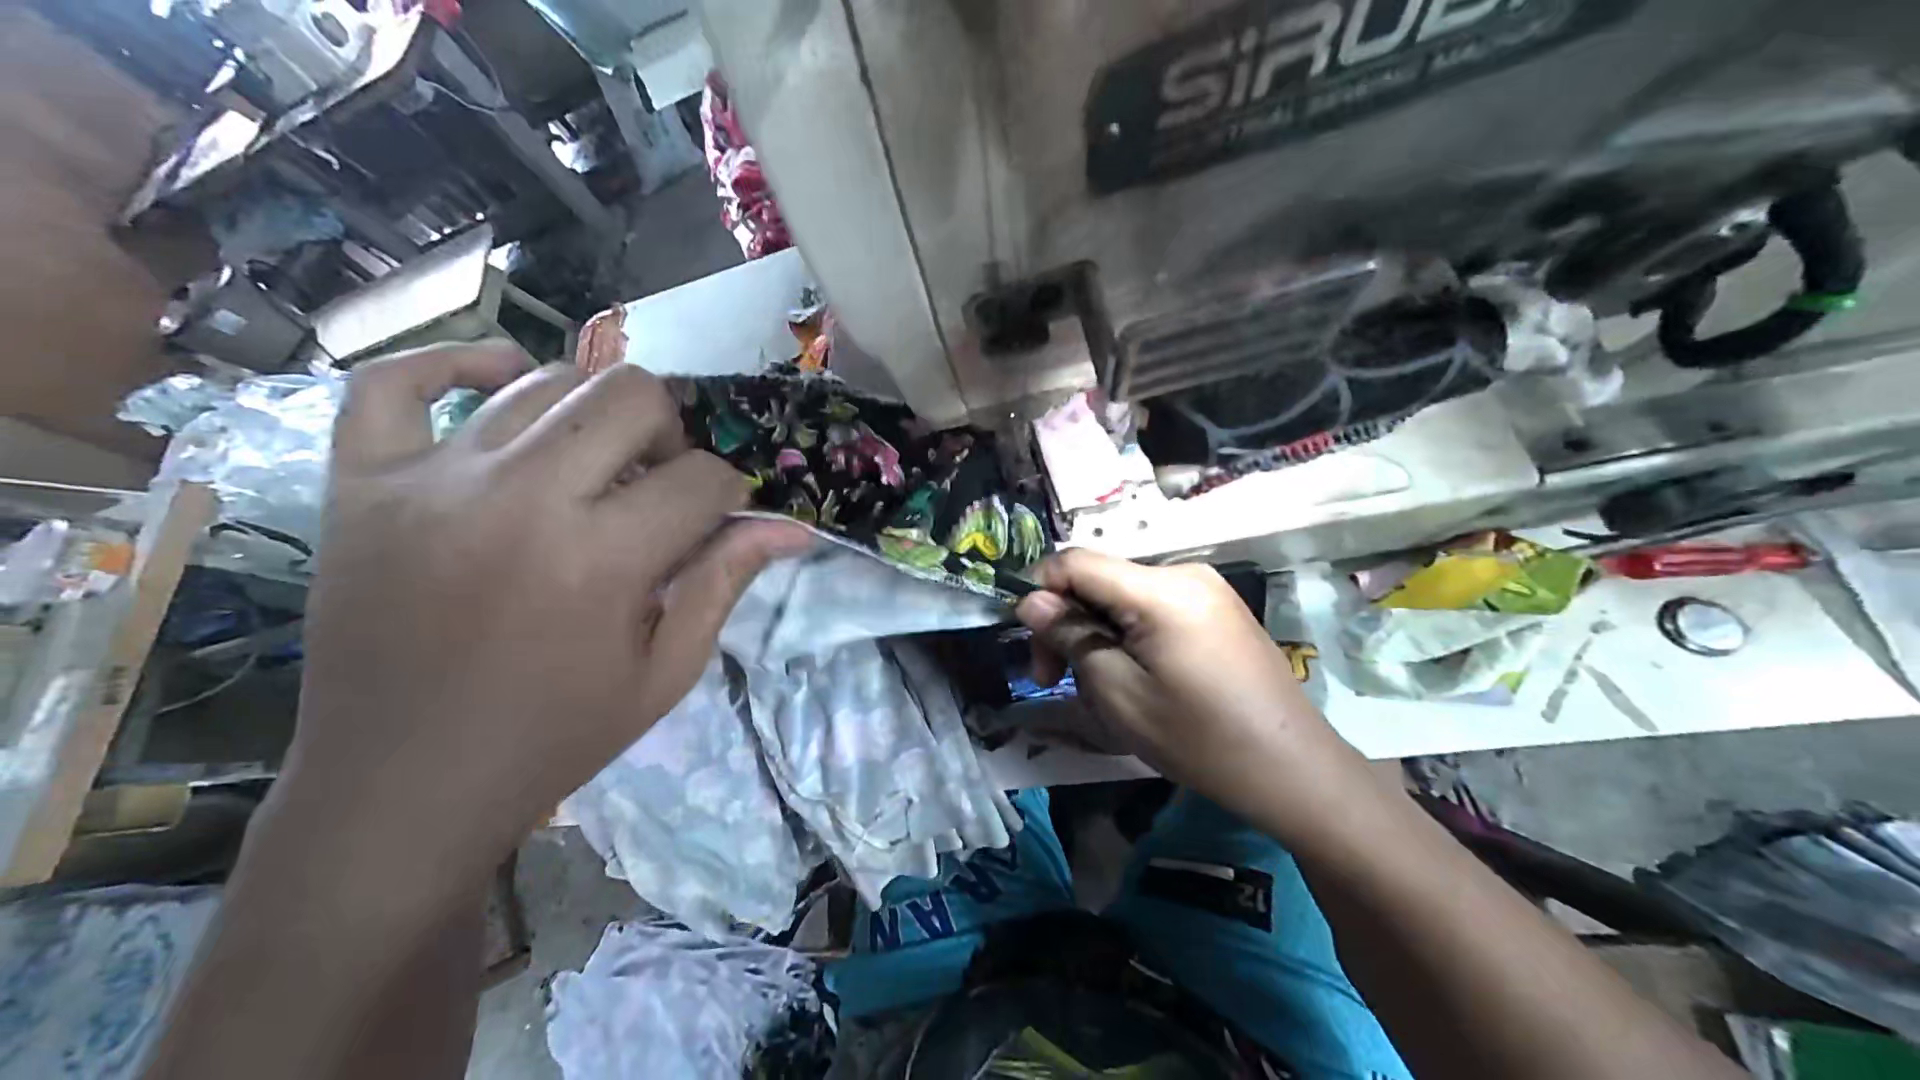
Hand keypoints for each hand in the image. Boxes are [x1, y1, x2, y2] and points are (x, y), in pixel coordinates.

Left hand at [286, 343, 810, 884]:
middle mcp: (520, 498)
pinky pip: (394, 379)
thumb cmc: (553, 737)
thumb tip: (791, 527)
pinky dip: (454, 362)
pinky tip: (500, 380)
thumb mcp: (664, 674)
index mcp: (600, 560)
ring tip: (596, 460)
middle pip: (629, 396)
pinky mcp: (360, 481)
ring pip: (541, 380)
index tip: (719, 516)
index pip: (702, 478)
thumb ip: (725, 584)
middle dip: (670, 432)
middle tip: (659, 481)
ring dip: (593, 412)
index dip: (729, 492)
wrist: (400, 786)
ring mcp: (430, 480)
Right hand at [1015, 550, 1367, 827]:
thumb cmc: (1198, 738)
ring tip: (1097, 686)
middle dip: (1068, 622)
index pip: (1075, 562)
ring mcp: (1207, 588)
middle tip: (1055, 679)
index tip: (1032, 644)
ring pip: (1122, 596)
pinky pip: (1153, 607)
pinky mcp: (1218, 608)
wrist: (1292, 770)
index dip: (1040, 592)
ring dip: (1096, 633)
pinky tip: (1133, 675)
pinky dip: (1127, 634)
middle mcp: (1185, 572)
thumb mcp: (1118, 692)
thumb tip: (1030, 600)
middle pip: (1100, 579)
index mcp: (1160, 588)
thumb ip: (1070, 636)